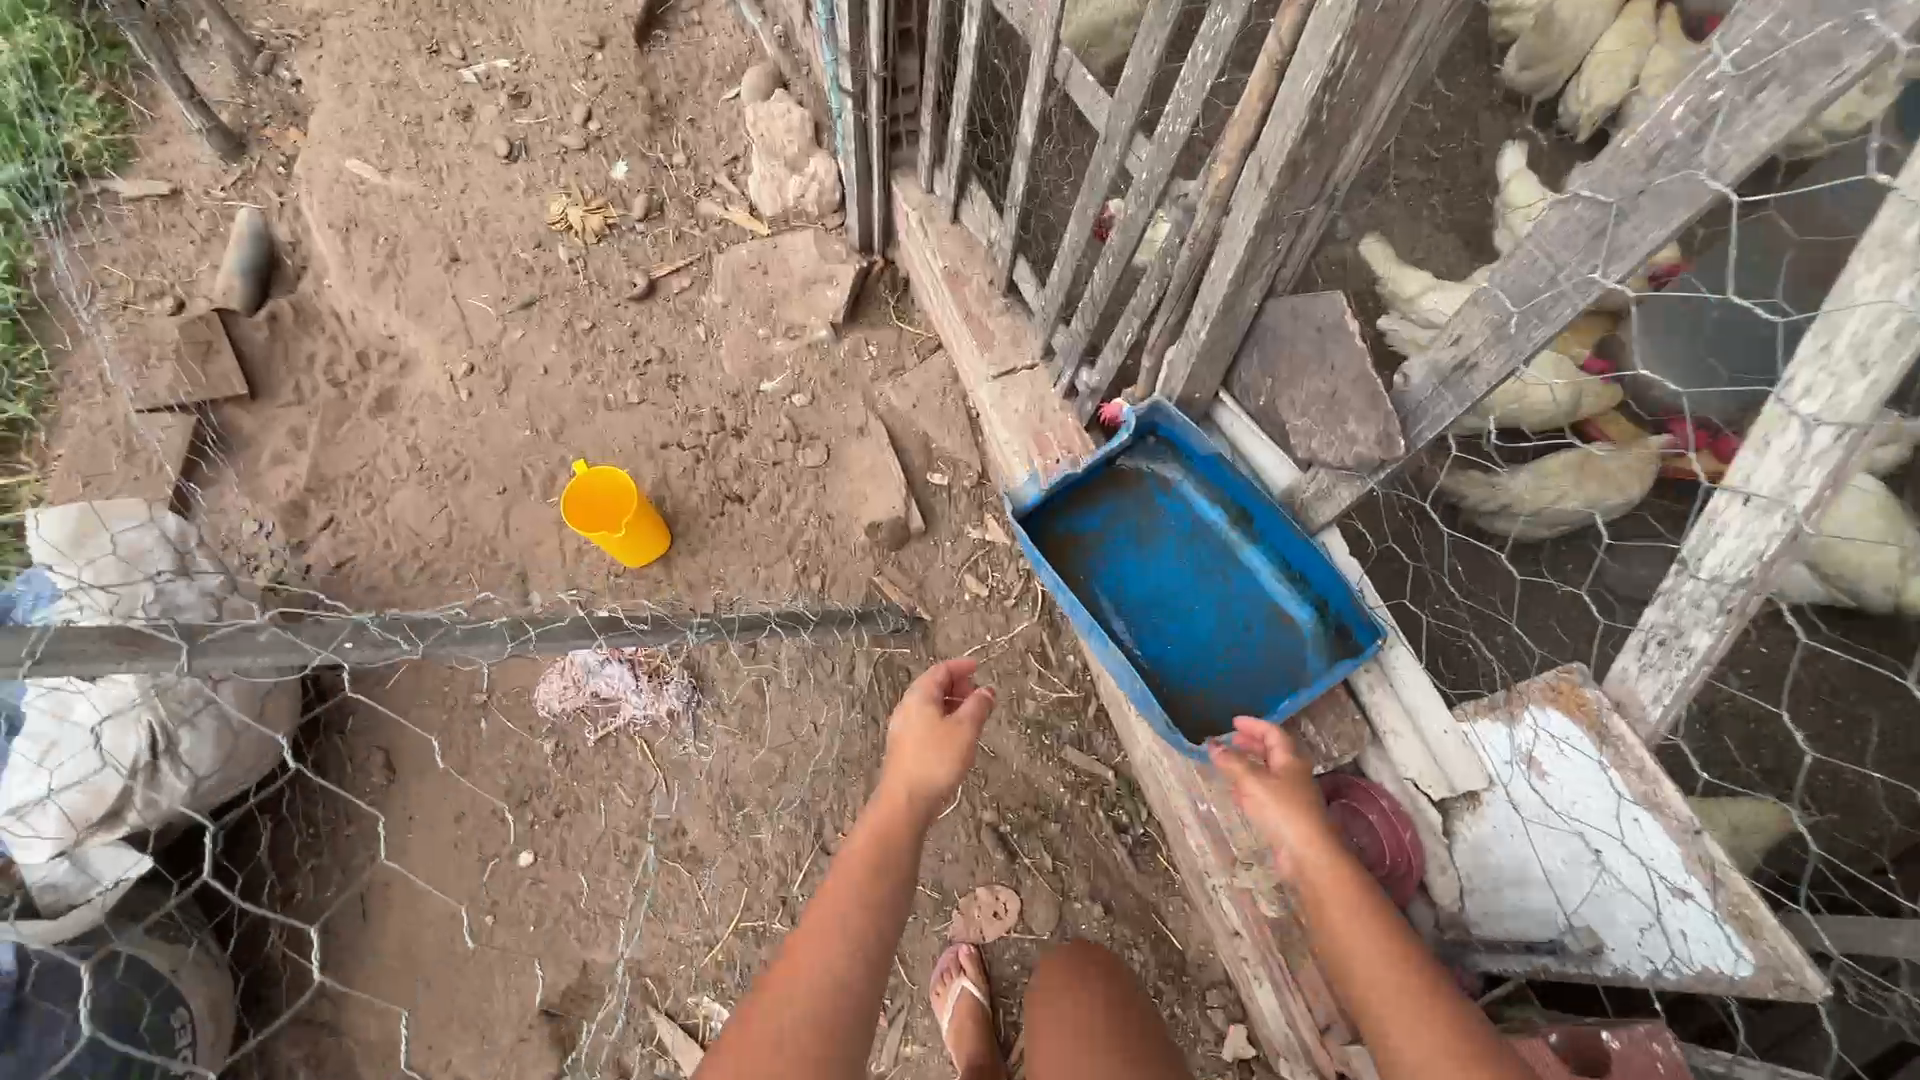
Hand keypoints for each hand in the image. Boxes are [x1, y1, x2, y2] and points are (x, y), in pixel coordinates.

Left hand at [875, 658, 995, 825]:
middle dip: (958, 686)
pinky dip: (944, 721)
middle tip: (978, 695)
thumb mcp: (965, 729)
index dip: (961, 666)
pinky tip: (957, 737)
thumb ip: (978, 706)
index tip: (979, 667)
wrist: (905, 801)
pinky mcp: (904, 748)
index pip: (940, 670)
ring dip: (952, 705)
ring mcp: (903, 728)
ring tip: (973, 717)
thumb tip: (987, 691)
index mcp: (919, 696)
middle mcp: (907, 707)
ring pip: (930, 707)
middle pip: (933, 686)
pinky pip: (927, 723)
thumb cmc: (936, 759)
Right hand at [1208, 716, 1337, 879]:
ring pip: (1268, 773)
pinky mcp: (1287, 816)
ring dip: (1249, 765)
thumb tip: (1212, 745)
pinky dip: (1250, 786)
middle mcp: (1293, 775)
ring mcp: (1292, 796)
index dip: (1254, 725)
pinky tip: (1237, 793)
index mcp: (1290, 760)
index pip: (1273, 733)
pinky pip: (1266, 793)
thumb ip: (1231, 762)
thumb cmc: (1283, 810)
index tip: (1234, 722)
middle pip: (1273, 752)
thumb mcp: (1252, 781)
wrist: (1308, 854)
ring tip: (1229, 763)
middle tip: (1232, 740)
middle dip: (1252, 744)